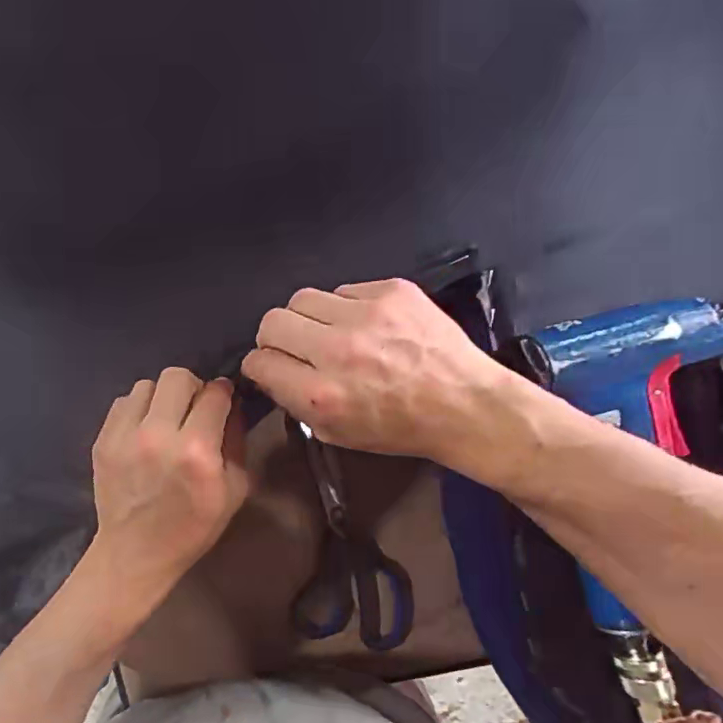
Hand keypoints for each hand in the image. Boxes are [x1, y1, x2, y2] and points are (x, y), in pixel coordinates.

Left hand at [87, 368, 249, 610]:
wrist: (135, 553)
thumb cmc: (192, 527)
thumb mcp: (234, 491)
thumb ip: (236, 441)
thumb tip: (231, 405)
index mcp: (196, 451)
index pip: (214, 393)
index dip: (223, 393)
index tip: (222, 401)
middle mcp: (158, 436)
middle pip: (177, 376)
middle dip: (192, 387)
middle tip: (193, 408)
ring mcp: (124, 437)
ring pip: (147, 384)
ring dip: (162, 397)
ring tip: (166, 420)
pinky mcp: (102, 440)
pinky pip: (123, 402)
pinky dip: (138, 410)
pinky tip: (143, 432)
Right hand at [241, 279, 525, 469]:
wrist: (464, 404)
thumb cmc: (399, 427)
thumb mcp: (336, 433)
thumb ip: (295, 402)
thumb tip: (271, 370)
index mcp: (321, 394)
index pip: (259, 361)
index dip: (261, 365)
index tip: (273, 366)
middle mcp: (337, 350)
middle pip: (272, 321)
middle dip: (277, 336)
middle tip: (298, 347)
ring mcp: (366, 315)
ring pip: (303, 298)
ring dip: (310, 317)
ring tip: (332, 333)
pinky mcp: (391, 291)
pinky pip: (344, 289)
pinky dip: (346, 307)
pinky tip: (367, 326)